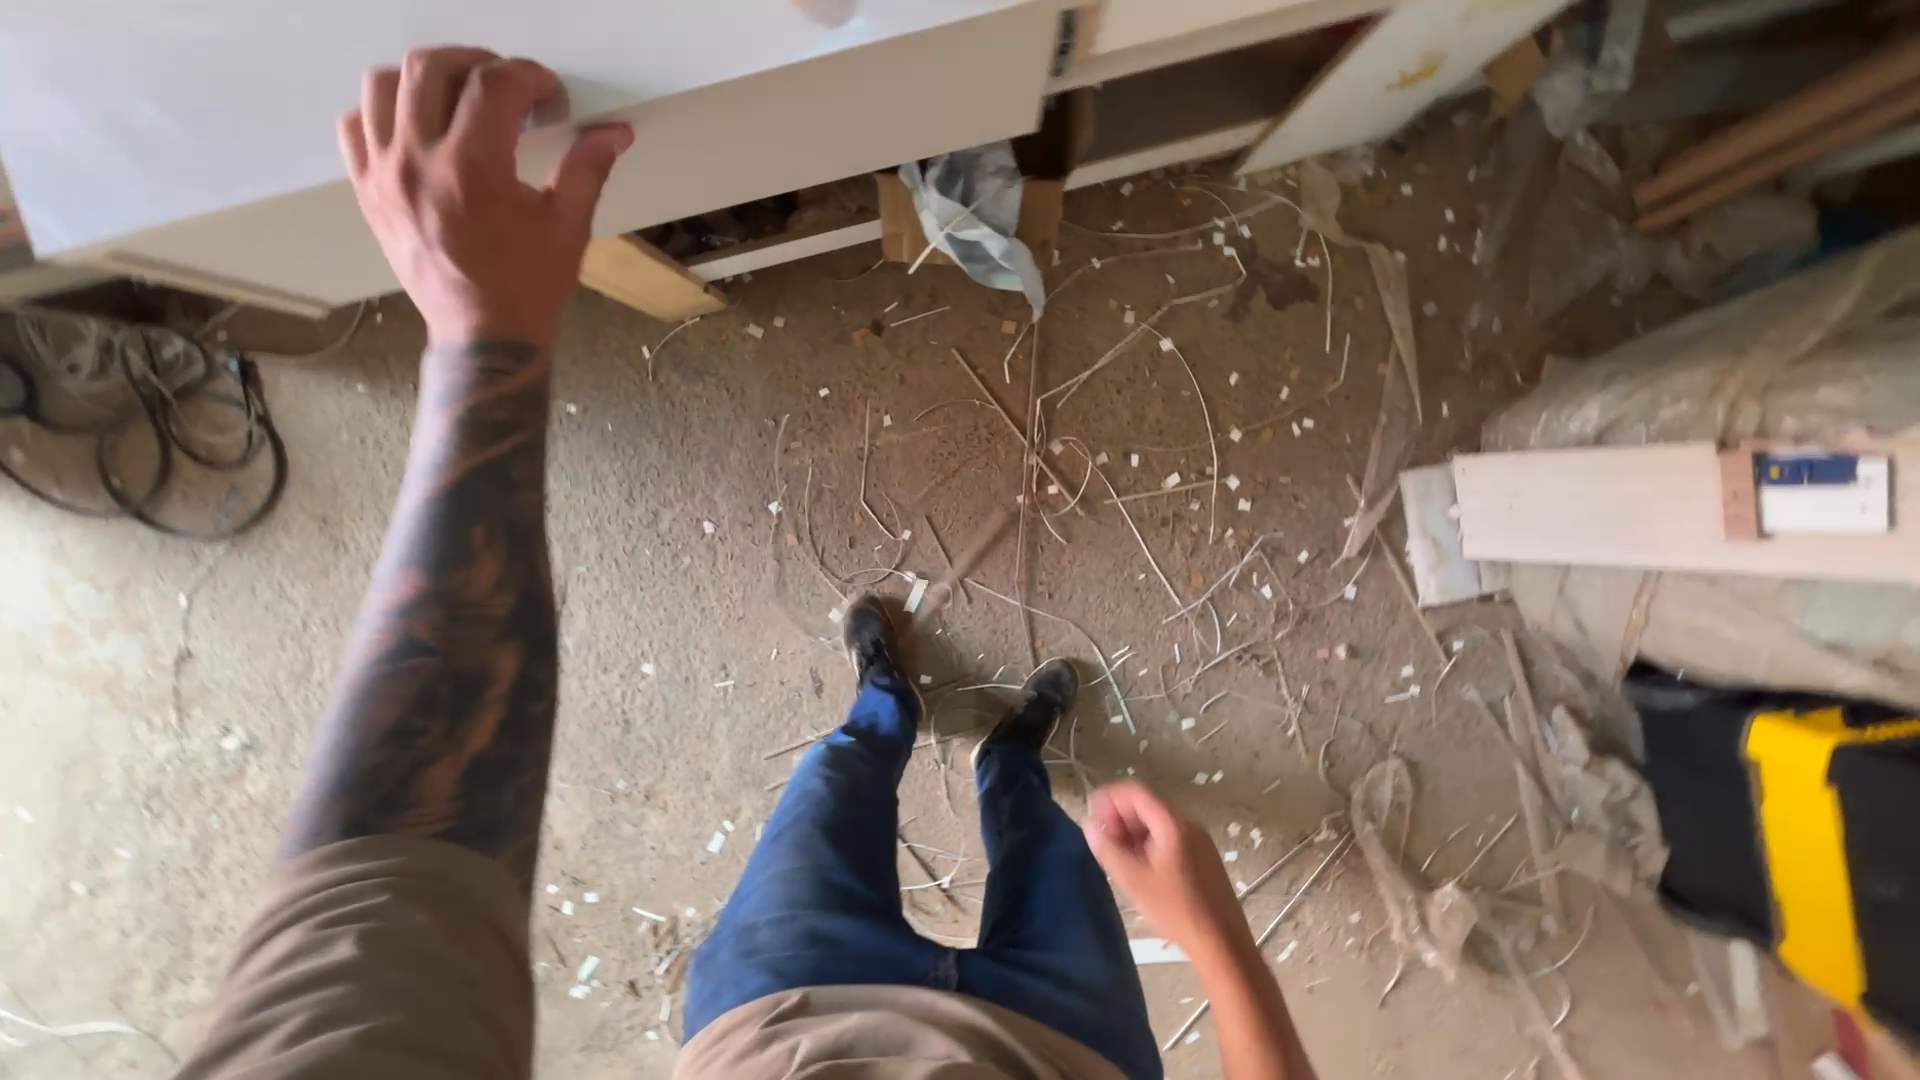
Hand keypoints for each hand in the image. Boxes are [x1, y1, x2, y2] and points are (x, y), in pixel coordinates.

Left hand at [339, 47, 634, 347]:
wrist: (483, 333)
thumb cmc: (531, 286)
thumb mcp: (569, 228)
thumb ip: (588, 170)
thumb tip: (615, 132)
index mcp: (474, 172)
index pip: (494, 87)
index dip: (527, 76)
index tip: (548, 91)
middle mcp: (418, 162)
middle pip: (433, 68)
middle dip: (479, 63)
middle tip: (510, 86)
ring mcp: (383, 173)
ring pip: (385, 84)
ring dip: (428, 77)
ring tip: (462, 97)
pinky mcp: (367, 189)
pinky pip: (357, 122)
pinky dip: (385, 110)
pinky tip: (420, 127)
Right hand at [1085, 782, 1247, 955]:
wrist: (1223, 944)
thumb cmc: (1176, 910)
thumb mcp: (1134, 880)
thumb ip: (1108, 849)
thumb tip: (1090, 825)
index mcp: (1173, 824)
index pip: (1136, 792)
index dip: (1110, 798)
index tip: (1093, 816)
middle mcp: (1188, 824)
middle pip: (1147, 805)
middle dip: (1120, 817)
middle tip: (1104, 842)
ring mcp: (1199, 841)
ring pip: (1158, 823)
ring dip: (1133, 833)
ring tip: (1118, 858)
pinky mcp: (1203, 858)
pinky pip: (1170, 838)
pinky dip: (1149, 844)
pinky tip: (1141, 868)